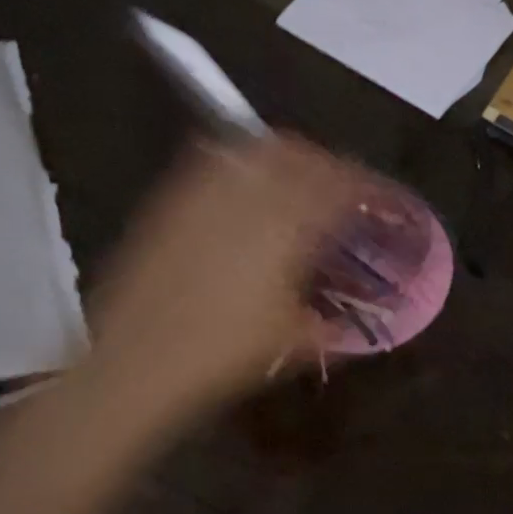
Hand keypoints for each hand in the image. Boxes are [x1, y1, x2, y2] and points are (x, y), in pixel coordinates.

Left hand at [82, 136, 356, 423]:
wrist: (134, 361)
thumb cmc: (223, 352)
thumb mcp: (290, 339)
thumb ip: (326, 320)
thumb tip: (344, 319)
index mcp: (289, 225)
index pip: (339, 185)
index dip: (364, 187)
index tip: (378, 199)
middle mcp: (249, 197)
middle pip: (297, 154)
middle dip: (323, 164)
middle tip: (337, 184)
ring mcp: (204, 194)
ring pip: (253, 152)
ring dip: (282, 158)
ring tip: (293, 180)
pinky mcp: (169, 204)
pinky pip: (213, 167)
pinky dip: (239, 168)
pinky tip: (244, 191)